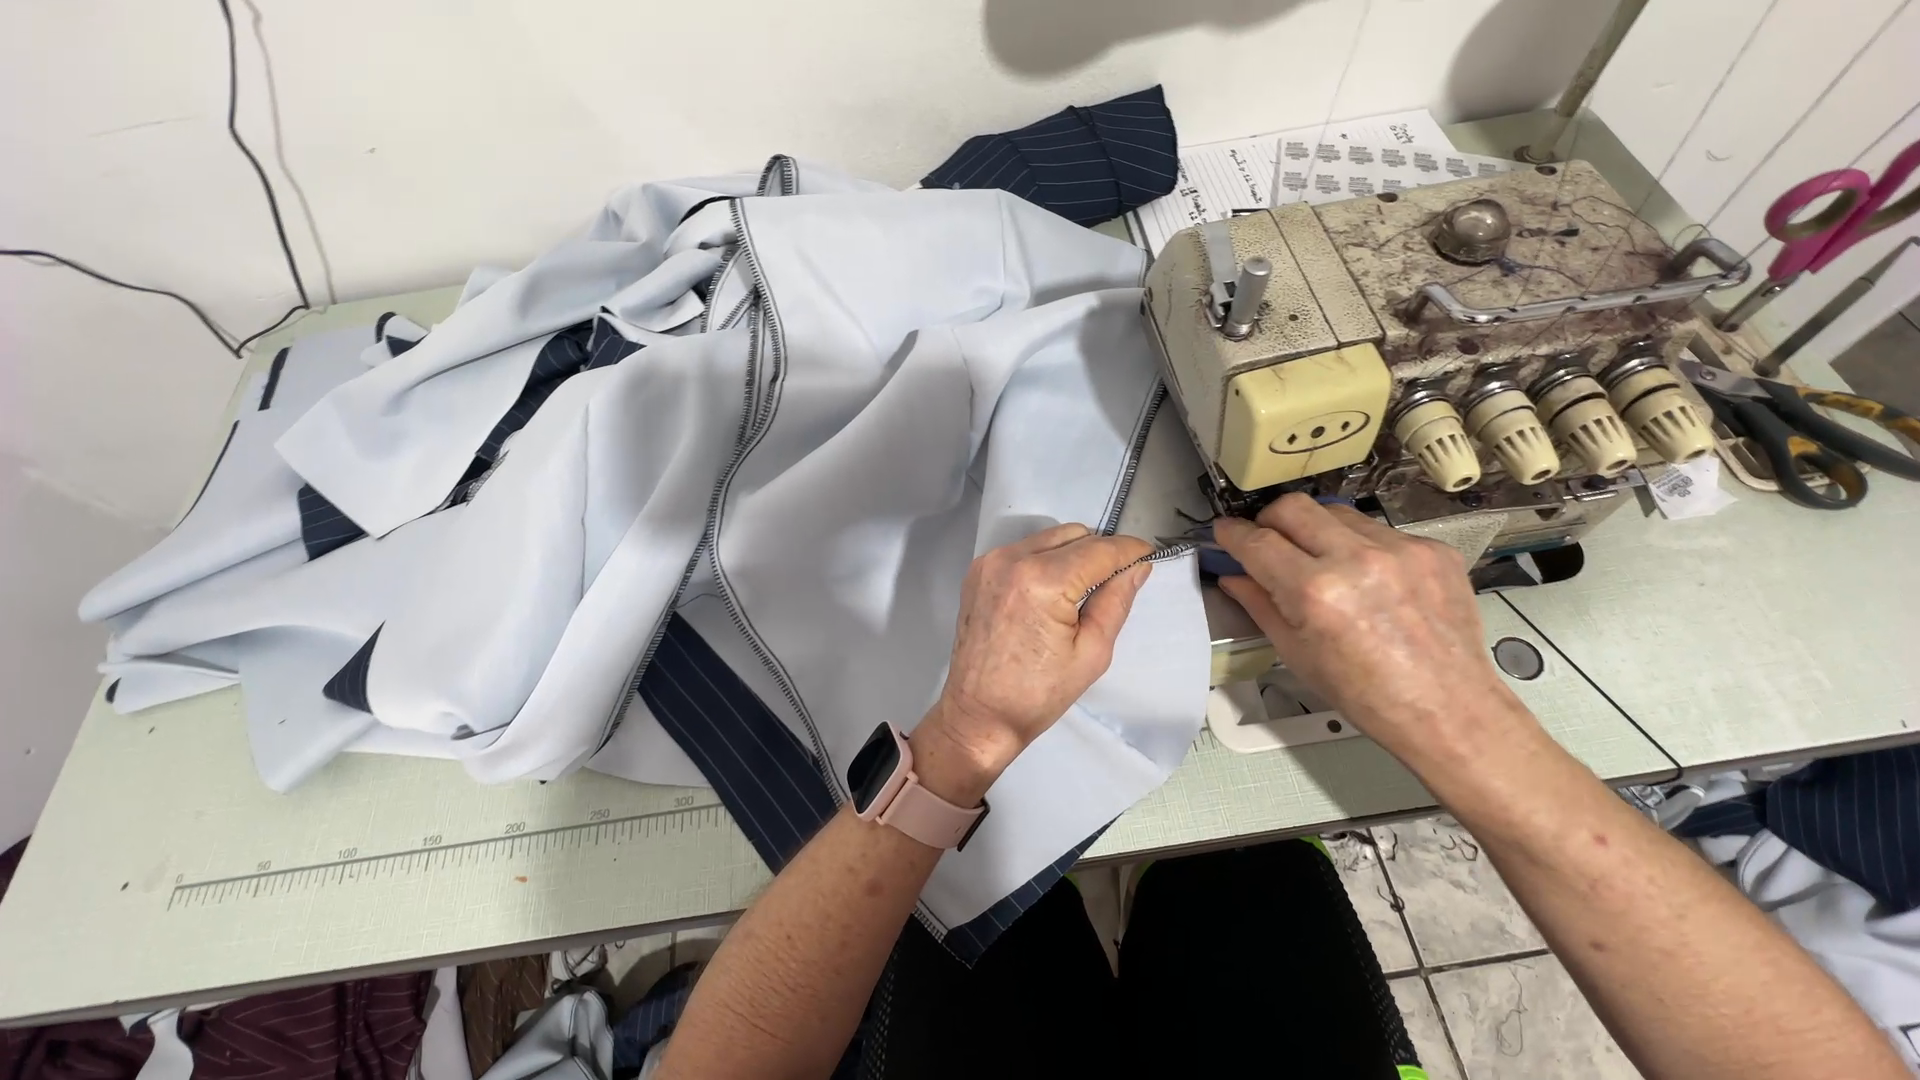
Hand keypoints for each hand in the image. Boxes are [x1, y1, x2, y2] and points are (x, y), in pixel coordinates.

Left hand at [915, 524, 1154, 796]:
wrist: (980, 714)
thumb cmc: (1039, 694)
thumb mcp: (1092, 653)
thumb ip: (1115, 601)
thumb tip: (1138, 567)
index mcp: (1043, 582)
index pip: (1099, 549)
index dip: (1129, 551)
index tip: (1148, 556)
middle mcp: (1013, 560)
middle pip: (1074, 535)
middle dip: (1100, 552)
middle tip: (1114, 582)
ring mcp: (990, 562)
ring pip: (1049, 538)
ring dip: (1072, 554)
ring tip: (1080, 591)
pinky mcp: (978, 571)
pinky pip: (1024, 549)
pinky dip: (1045, 561)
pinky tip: (1050, 593)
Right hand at [1212, 494, 1534, 762]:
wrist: (1445, 707)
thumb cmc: (1365, 693)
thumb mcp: (1296, 654)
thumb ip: (1260, 605)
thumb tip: (1233, 576)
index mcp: (1315, 593)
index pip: (1257, 542)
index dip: (1232, 534)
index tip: (1225, 531)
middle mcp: (1356, 560)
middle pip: (1293, 507)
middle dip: (1269, 520)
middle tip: (1268, 541)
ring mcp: (1399, 550)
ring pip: (1336, 512)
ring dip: (1316, 530)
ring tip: (1321, 561)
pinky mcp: (1432, 549)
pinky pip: (1379, 530)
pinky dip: (1361, 546)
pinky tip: (1368, 578)